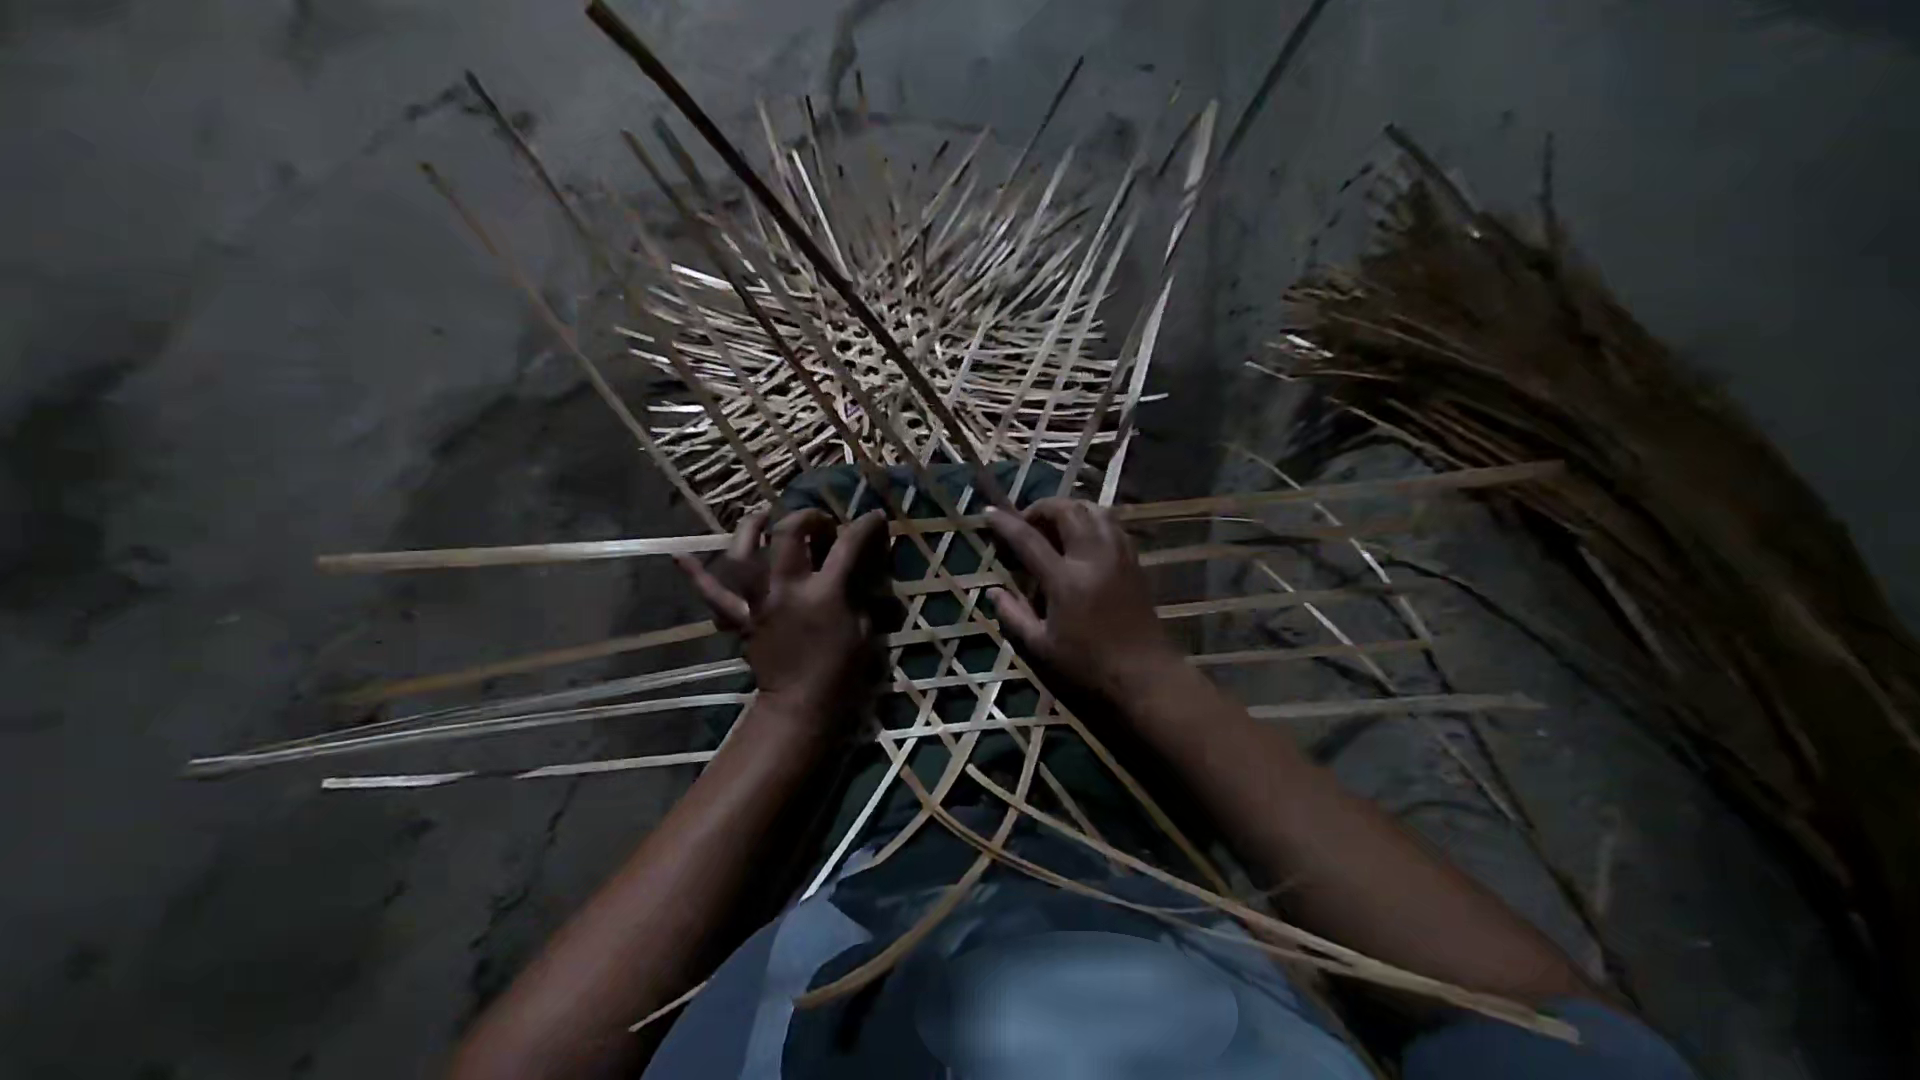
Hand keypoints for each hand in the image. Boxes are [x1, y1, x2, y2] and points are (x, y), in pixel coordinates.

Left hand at [675, 508, 888, 719]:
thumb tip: (859, 572)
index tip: (874, 516)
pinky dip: (696, 574)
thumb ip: (859, 595)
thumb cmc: (840, 670)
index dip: (864, 526)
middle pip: (789, 533)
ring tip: (763, 516)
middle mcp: (786, 588)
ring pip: (744, 552)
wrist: (800, 703)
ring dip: (751, 528)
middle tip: (819, 523)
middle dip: (806, 517)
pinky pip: (712, 594)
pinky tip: (680, 556)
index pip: (847, 547)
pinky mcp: (740, 617)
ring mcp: (758, 600)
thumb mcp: (864, 630)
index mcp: (824, 592)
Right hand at [984, 498, 1183, 701]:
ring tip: (1054, 525)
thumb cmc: (1088, 665)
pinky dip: (1092, 519)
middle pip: (1067, 511)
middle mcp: (1093, 558)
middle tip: (1027, 523)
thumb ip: (1014, 616)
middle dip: (1041, 508)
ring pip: (1094, 510)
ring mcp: (1118, 555)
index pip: (1029, 540)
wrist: (1145, 674)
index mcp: (1065, 580)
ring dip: (1069, 509)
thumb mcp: (1041, 647)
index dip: (1006, 523)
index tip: (989, 512)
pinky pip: (1112, 524)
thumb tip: (994, 591)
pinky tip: (1083, 537)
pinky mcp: (1134, 561)